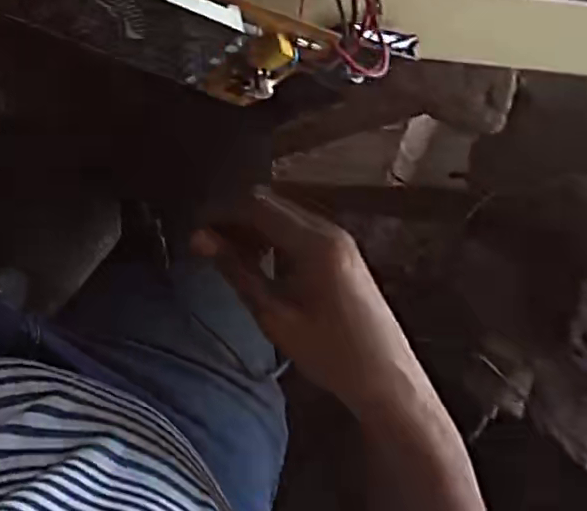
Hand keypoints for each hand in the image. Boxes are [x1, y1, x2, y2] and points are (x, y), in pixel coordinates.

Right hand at [191, 189, 415, 415]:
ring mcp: (338, 237)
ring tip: (228, 253)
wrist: (391, 385)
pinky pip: (296, 225)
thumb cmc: (331, 354)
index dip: (220, 212)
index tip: (195, 230)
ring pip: (280, 211)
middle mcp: (327, 228)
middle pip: (267, 201)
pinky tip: (259, 260)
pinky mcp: (341, 249)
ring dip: (251, 224)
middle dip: (233, 216)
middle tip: (207, 243)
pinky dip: (271, 233)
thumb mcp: (274, 315)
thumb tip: (197, 237)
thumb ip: (235, 269)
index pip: (254, 204)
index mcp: (313, 241)